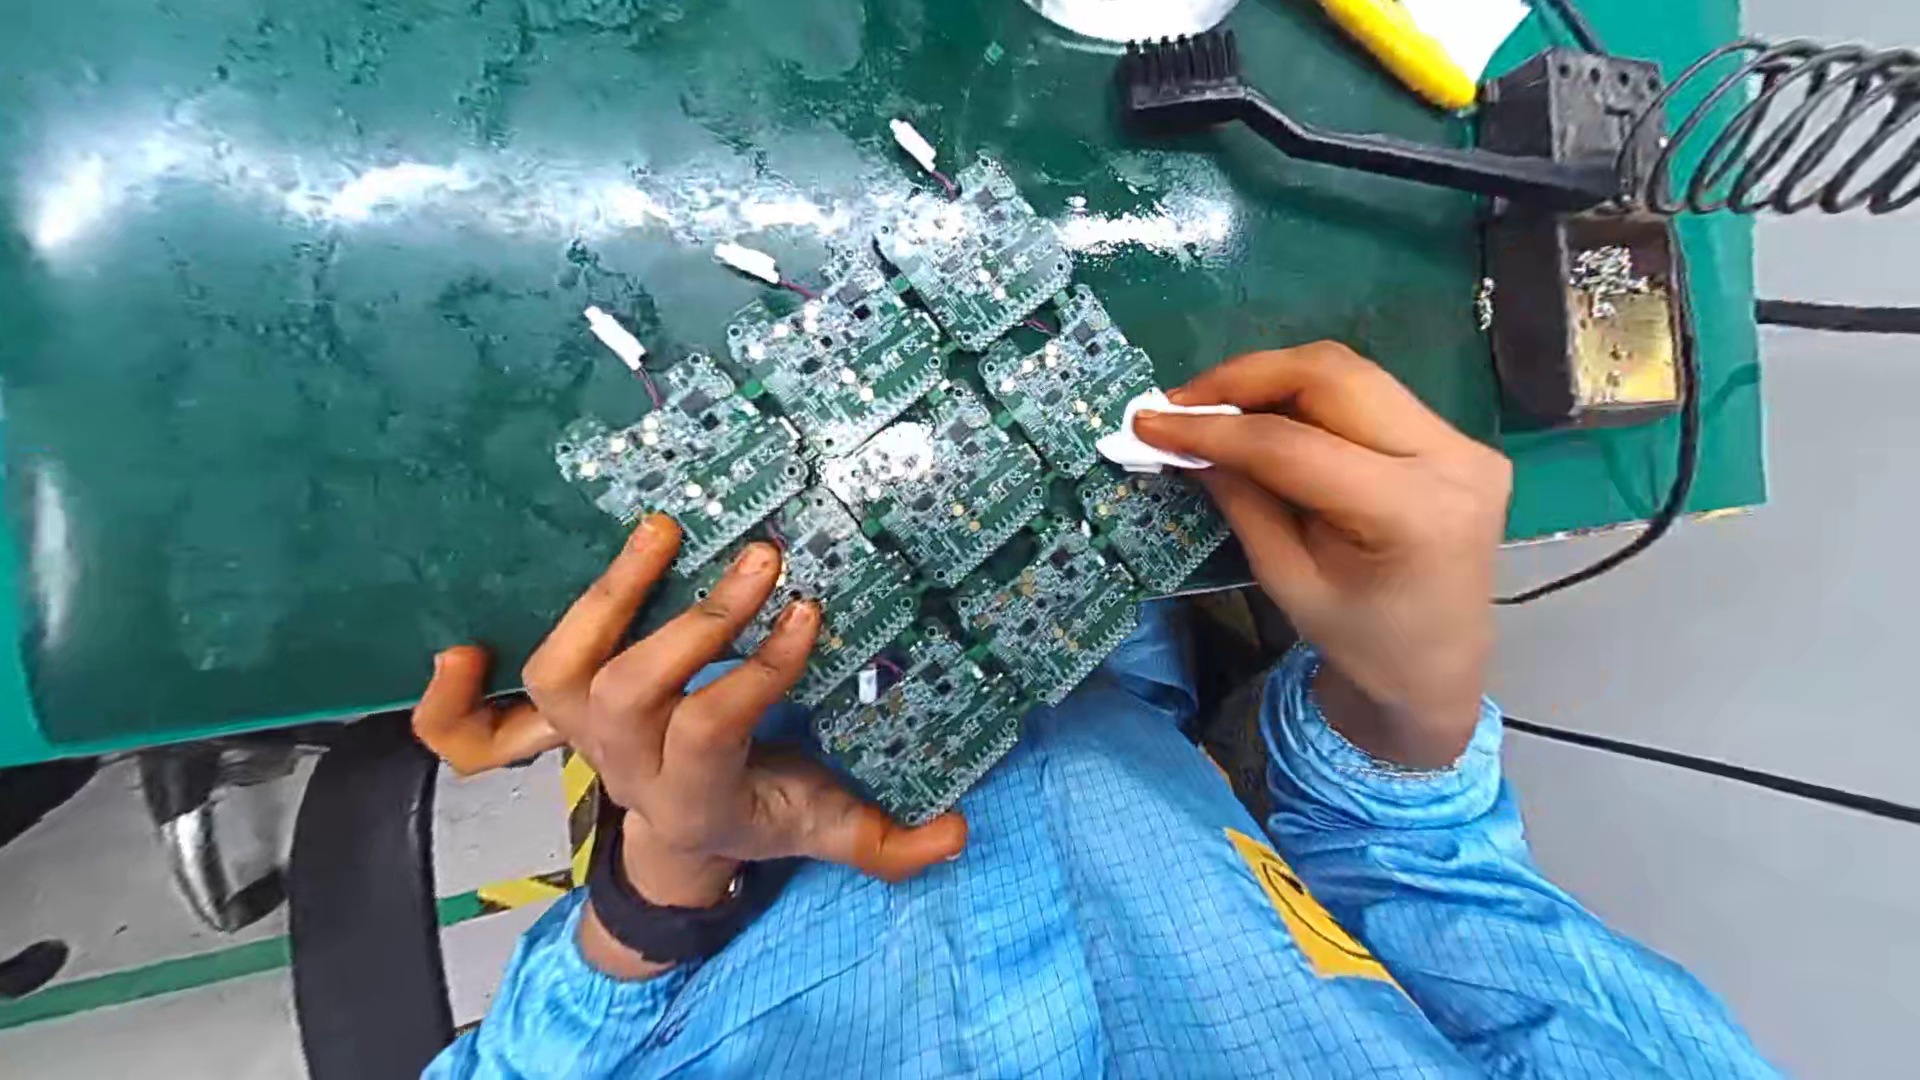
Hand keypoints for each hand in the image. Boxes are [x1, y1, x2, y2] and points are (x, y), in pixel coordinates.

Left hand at [414, 515, 965, 974]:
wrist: (685, 843)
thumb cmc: (760, 819)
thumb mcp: (825, 832)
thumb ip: (887, 844)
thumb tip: (959, 833)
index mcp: (698, 793)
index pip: (714, 726)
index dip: (757, 669)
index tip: (808, 607)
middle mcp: (629, 764)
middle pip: (631, 689)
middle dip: (698, 620)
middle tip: (760, 556)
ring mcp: (586, 741)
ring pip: (560, 675)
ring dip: (602, 600)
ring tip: (661, 532)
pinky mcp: (563, 722)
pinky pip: (476, 732)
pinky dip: (452, 699)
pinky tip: (462, 644)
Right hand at [1134, 342, 1510, 767]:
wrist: (1434, 661)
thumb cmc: (1357, 638)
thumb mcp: (1283, 578)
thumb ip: (1241, 501)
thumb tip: (1187, 447)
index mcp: (1411, 511)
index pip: (1292, 445)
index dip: (1212, 429)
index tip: (1149, 424)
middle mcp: (1450, 456)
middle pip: (1330, 376)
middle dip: (1241, 378)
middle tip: (1179, 403)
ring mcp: (1458, 438)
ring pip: (1344, 371)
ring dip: (1265, 379)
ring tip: (1209, 406)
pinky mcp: (1447, 434)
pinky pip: (1358, 392)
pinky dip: (1293, 394)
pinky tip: (1255, 415)